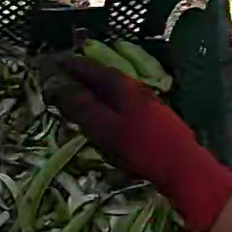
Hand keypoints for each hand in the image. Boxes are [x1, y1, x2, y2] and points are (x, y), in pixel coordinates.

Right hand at [36, 54, 231, 231]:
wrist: (184, 168)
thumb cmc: (141, 148)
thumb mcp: (104, 128)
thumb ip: (80, 106)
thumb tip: (55, 84)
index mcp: (121, 85)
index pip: (88, 67)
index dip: (67, 65)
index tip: (48, 63)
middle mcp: (135, 87)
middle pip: (101, 75)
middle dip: (79, 76)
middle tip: (57, 79)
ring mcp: (146, 101)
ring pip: (112, 89)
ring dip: (92, 90)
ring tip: (75, 95)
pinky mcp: (153, 116)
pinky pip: (121, 102)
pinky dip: (105, 102)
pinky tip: (102, 113)